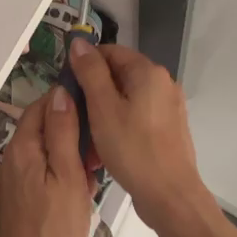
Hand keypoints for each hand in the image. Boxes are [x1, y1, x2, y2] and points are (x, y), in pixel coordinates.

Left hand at [0, 86, 96, 236]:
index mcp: (22, 148)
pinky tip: (82, 188)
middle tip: (99, 147)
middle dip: (73, 130)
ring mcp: (16, 179)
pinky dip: (64, 172)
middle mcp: (14, 158)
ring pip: (47, 150)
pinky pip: (46, 171)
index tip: (96, 107)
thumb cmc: (55, 228)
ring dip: (71, 153)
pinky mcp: (23, 197)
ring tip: (95, 170)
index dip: (68, 100)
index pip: (42, 105)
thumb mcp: (67, 175)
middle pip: (44, 127)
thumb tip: (60, 92)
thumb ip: (63, 132)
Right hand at [66, 39, 214, 227]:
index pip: (110, 52)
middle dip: (93, 92)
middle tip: (75, 117)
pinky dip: (120, 125)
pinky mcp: (169, 128)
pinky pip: (138, 117)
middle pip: (119, 76)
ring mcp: (169, 106)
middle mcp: (163, 83)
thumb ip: (90, 72)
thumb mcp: (102, 108)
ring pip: (127, 99)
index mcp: (148, 72)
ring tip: (87, 138)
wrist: (170, 195)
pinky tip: (106, 148)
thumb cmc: (132, 149)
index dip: (84, 64)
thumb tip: (79, 41)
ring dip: (104, 112)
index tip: (67, 87)